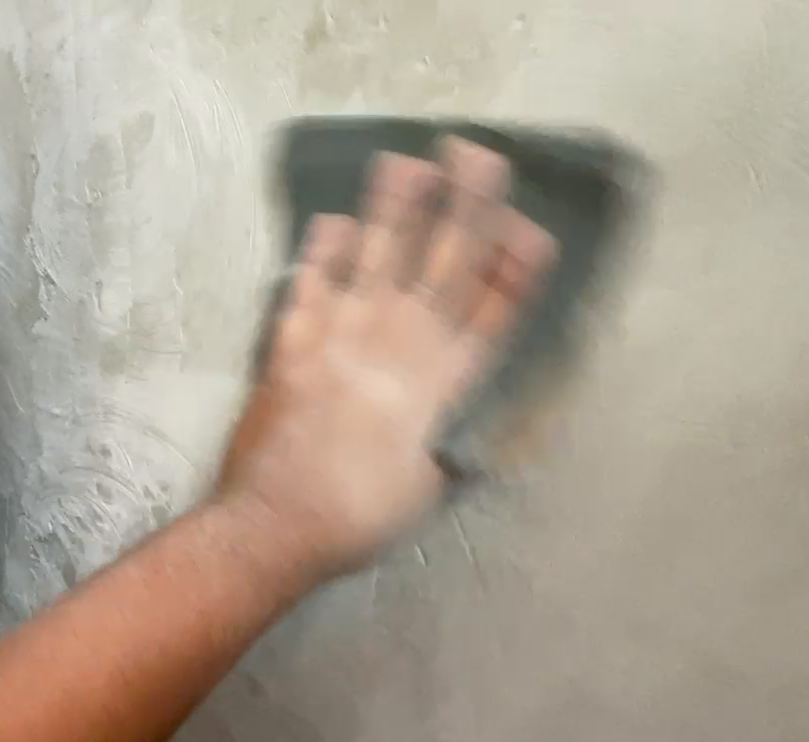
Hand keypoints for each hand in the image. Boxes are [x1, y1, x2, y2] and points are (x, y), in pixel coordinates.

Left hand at [214, 138, 557, 577]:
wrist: (278, 522)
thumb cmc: (360, 516)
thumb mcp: (429, 490)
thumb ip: (453, 448)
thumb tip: (473, 429)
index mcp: (442, 385)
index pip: (491, 313)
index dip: (512, 269)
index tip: (529, 228)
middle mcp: (396, 347)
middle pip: (440, 265)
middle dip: (464, 207)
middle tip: (476, 153)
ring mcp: (339, 339)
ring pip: (374, 258)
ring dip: (392, 207)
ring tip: (404, 161)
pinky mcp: (288, 346)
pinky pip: (306, 287)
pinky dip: (318, 254)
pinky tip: (329, 222)